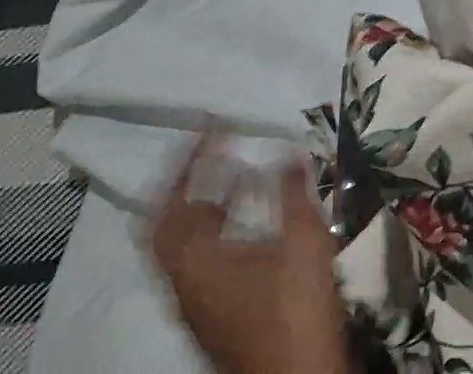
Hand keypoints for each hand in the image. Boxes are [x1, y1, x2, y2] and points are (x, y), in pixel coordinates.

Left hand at [147, 132, 352, 373]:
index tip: (213, 122)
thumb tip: (287, 152)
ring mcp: (194, 296)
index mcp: (193, 257)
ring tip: (237, 177)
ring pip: (183, 241)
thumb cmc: (296, 304)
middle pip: (168, 222)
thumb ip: (292, 195)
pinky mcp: (213, 306)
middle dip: (189, 182)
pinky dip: (218, 227)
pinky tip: (252, 222)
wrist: (293, 369)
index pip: (177, 197)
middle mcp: (181, 276)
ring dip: (204, 205)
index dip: (192, 158)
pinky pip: (200, 255)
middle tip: (216, 149)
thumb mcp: (304, 241)